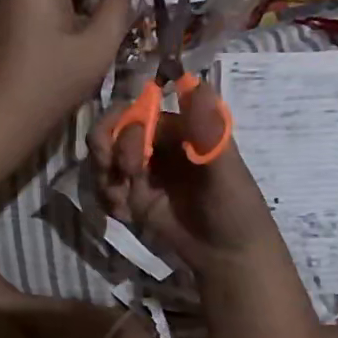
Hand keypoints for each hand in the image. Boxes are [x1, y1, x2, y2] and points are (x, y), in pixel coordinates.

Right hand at [90, 82, 276, 270]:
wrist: (227, 255)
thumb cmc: (234, 208)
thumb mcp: (224, 169)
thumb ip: (208, 129)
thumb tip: (196, 83)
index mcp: (179, 129)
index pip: (138, 113)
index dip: (123, 129)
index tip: (121, 156)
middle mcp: (156, 144)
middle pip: (113, 130)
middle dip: (104, 150)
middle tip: (111, 175)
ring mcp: (142, 170)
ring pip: (104, 157)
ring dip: (103, 176)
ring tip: (118, 201)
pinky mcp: (132, 195)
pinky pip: (106, 185)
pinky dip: (107, 197)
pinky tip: (123, 214)